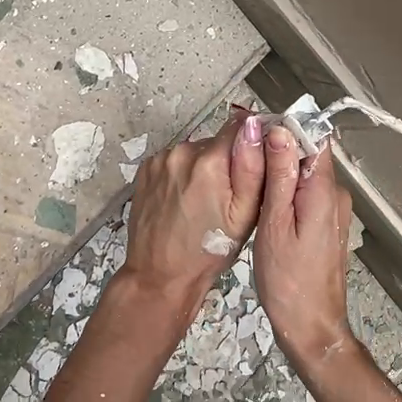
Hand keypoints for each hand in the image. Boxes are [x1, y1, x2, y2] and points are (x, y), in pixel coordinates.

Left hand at [120, 109, 267, 308]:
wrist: (159, 276)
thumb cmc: (207, 251)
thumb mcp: (244, 215)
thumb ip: (253, 166)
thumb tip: (254, 124)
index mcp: (210, 160)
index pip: (239, 126)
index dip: (249, 142)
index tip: (251, 163)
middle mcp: (183, 151)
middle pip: (216, 142)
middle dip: (224, 162)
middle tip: (224, 197)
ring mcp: (161, 159)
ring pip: (195, 152)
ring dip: (202, 169)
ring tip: (201, 202)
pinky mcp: (146, 169)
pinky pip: (174, 161)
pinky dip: (182, 174)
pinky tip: (182, 200)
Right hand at [252, 125, 356, 369]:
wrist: (311, 329)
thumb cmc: (288, 281)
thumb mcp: (274, 224)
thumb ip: (279, 175)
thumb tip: (279, 130)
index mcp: (324, 189)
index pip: (313, 137)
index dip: (285, 128)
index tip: (256, 131)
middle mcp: (335, 193)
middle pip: (307, 153)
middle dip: (277, 151)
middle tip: (244, 161)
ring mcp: (332, 208)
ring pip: (304, 173)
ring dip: (279, 172)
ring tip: (249, 183)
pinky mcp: (326, 222)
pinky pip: (305, 192)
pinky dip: (285, 191)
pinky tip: (263, 205)